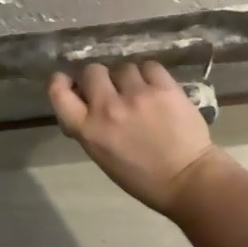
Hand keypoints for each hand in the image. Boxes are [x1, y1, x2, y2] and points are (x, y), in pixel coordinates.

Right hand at [47, 60, 226, 213]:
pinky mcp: (163, 87)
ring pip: (123, 67)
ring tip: (141, 93)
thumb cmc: (144, 178)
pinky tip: (157, 88)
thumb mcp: (104, 156)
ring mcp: (137, 95)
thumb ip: (92, 128)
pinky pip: (149, 66)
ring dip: (129, 78)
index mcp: (89, 131)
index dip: (60, 82)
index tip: (67, 80)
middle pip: (92, 71)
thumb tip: (88, 103)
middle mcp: (108, 108)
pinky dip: (150, 75)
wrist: (188, 180)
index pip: (59, 93)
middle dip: (100, 78)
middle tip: (113, 89)